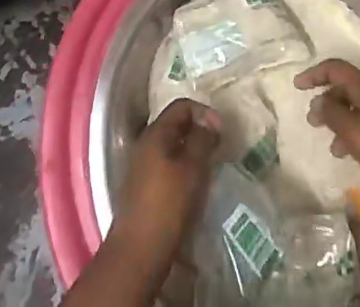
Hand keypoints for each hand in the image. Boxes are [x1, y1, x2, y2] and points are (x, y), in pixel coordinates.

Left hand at [118, 98, 221, 250]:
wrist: (138, 252)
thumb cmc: (168, 205)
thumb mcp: (192, 168)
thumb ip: (203, 139)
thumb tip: (210, 120)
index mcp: (155, 133)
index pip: (181, 106)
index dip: (204, 112)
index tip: (222, 131)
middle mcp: (144, 144)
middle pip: (175, 125)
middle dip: (199, 132)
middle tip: (218, 148)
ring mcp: (141, 167)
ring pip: (171, 147)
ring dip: (192, 152)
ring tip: (210, 168)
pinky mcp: (142, 188)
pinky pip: (166, 166)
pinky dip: (182, 168)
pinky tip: (194, 186)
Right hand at [293, 59, 359, 183]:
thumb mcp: (352, 129)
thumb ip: (331, 113)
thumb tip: (318, 101)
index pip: (336, 68)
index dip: (315, 73)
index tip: (297, 86)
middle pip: (346, 86)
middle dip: (326, 99)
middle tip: (312, 119)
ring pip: (355, 108)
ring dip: (337, 119)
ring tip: (328, 141)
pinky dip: (350, 134)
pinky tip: (346, 152)